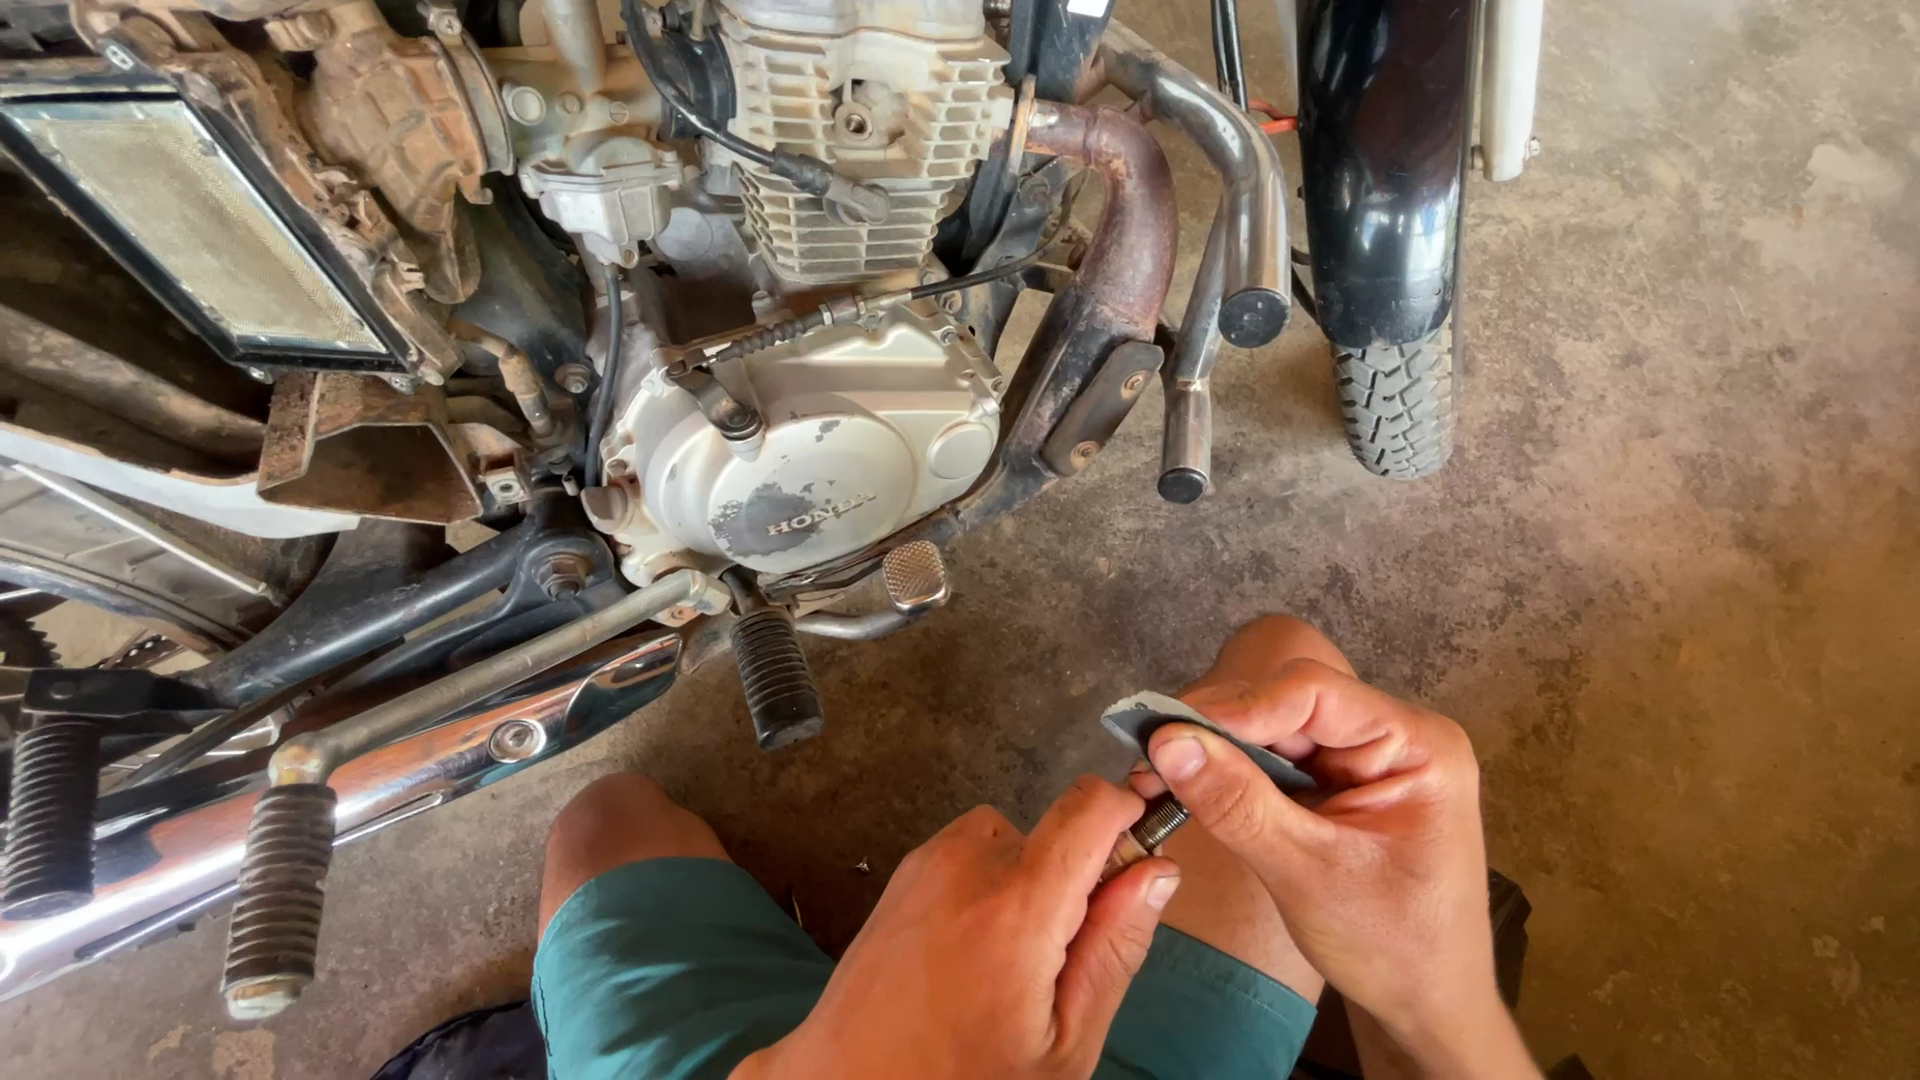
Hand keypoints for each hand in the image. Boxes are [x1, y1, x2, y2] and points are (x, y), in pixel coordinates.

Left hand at [735, 776, 1180, 1079]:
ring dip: (1030, 878)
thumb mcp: (1064, 1043)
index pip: (1090, 806)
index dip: (1128, 809)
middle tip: (1059, 954)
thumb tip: (1157, 870)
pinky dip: (990, 879)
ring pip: (1016, 838)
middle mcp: (970, 861)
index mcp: (1018, 905)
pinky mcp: (909, 866)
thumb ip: (1116, 947)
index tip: (1140, 844)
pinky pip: (974, 848)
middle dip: (1077, 876)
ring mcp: (931, 858)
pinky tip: (971, 944)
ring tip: (1008, 957)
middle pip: (1057, 828)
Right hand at [1135, 660, 1535, 1077]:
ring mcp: (1356, 752)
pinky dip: (1223, 765)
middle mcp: (1387, 732)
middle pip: (1284, 700)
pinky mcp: (1329, 774)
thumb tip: (1165, 740)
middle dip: (1216, 726)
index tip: (1170, 729)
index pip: (1314, 692)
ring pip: (1267, 723)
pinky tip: (1187, 779)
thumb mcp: (1308, 874)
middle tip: (1149, 751)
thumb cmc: (1391, 948)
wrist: (1420, 1004)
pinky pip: (1267, 752)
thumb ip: (1236, 803)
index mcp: (1416, 745)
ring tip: (1158, 769)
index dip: (1239, 706)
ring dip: (1211, 745)